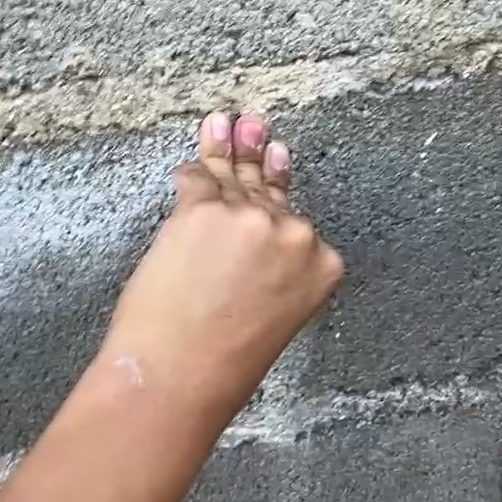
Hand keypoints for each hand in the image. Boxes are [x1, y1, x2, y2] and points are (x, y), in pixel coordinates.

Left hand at [99, 111, 343, 424]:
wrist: (179, 380)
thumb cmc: (224, 361)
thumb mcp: (275, 312)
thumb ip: (278, 268)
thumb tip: (259, 234)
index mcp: (322, 264)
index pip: (301, 222)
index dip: (278, 207)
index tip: (278, 168)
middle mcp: (293, 233)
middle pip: (270, 193)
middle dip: (258, 161)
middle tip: (257, 126)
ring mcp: (249, 216)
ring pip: (235, 177)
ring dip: (228, 146)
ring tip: (229, 121)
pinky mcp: (203, 208)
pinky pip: (197, 177)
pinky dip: (191, 171)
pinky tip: (195, 154)